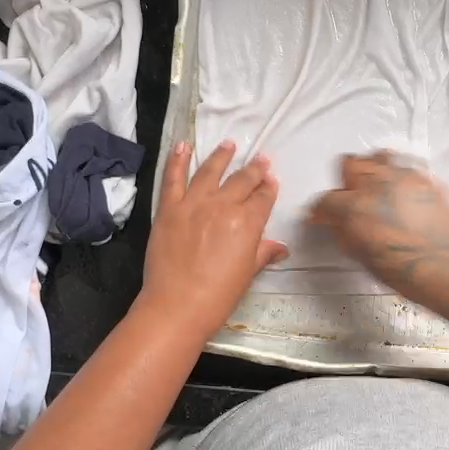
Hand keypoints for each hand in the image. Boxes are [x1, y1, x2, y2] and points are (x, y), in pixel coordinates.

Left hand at [140, 140, 286, 337]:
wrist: (177, 305)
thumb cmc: (218, 296)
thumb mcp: (247, 274)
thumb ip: (262, 253)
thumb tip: (280, 247)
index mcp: (247, 223)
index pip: (263, 198)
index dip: (269, 188)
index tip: (272, 180)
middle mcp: (223, 206)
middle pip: (242, 181)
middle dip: (254, 169)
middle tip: (262, 159)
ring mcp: (193, 204)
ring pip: (210, 171)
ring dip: (221, 156)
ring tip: (229, 144)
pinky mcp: (168, 208)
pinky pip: (173, 178)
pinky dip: (178, 160)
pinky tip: (183, 146)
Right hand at [307, 151, 448, 302]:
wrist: (442, 266)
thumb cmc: (400, 268)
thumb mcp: (359, 254)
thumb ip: (341, 230)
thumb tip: (333, 220)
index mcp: (354, 207)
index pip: (326, 199)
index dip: (322, 210)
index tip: (325, 216)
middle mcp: (376, 184)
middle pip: (350, 164)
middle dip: (346, 179)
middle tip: (351, 195)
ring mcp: (402, 177)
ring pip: (378, 157)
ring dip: (373, 170)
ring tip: (377, 186)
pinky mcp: (424, 178)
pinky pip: (405, 166)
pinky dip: (398, 176)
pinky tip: (401, 190)